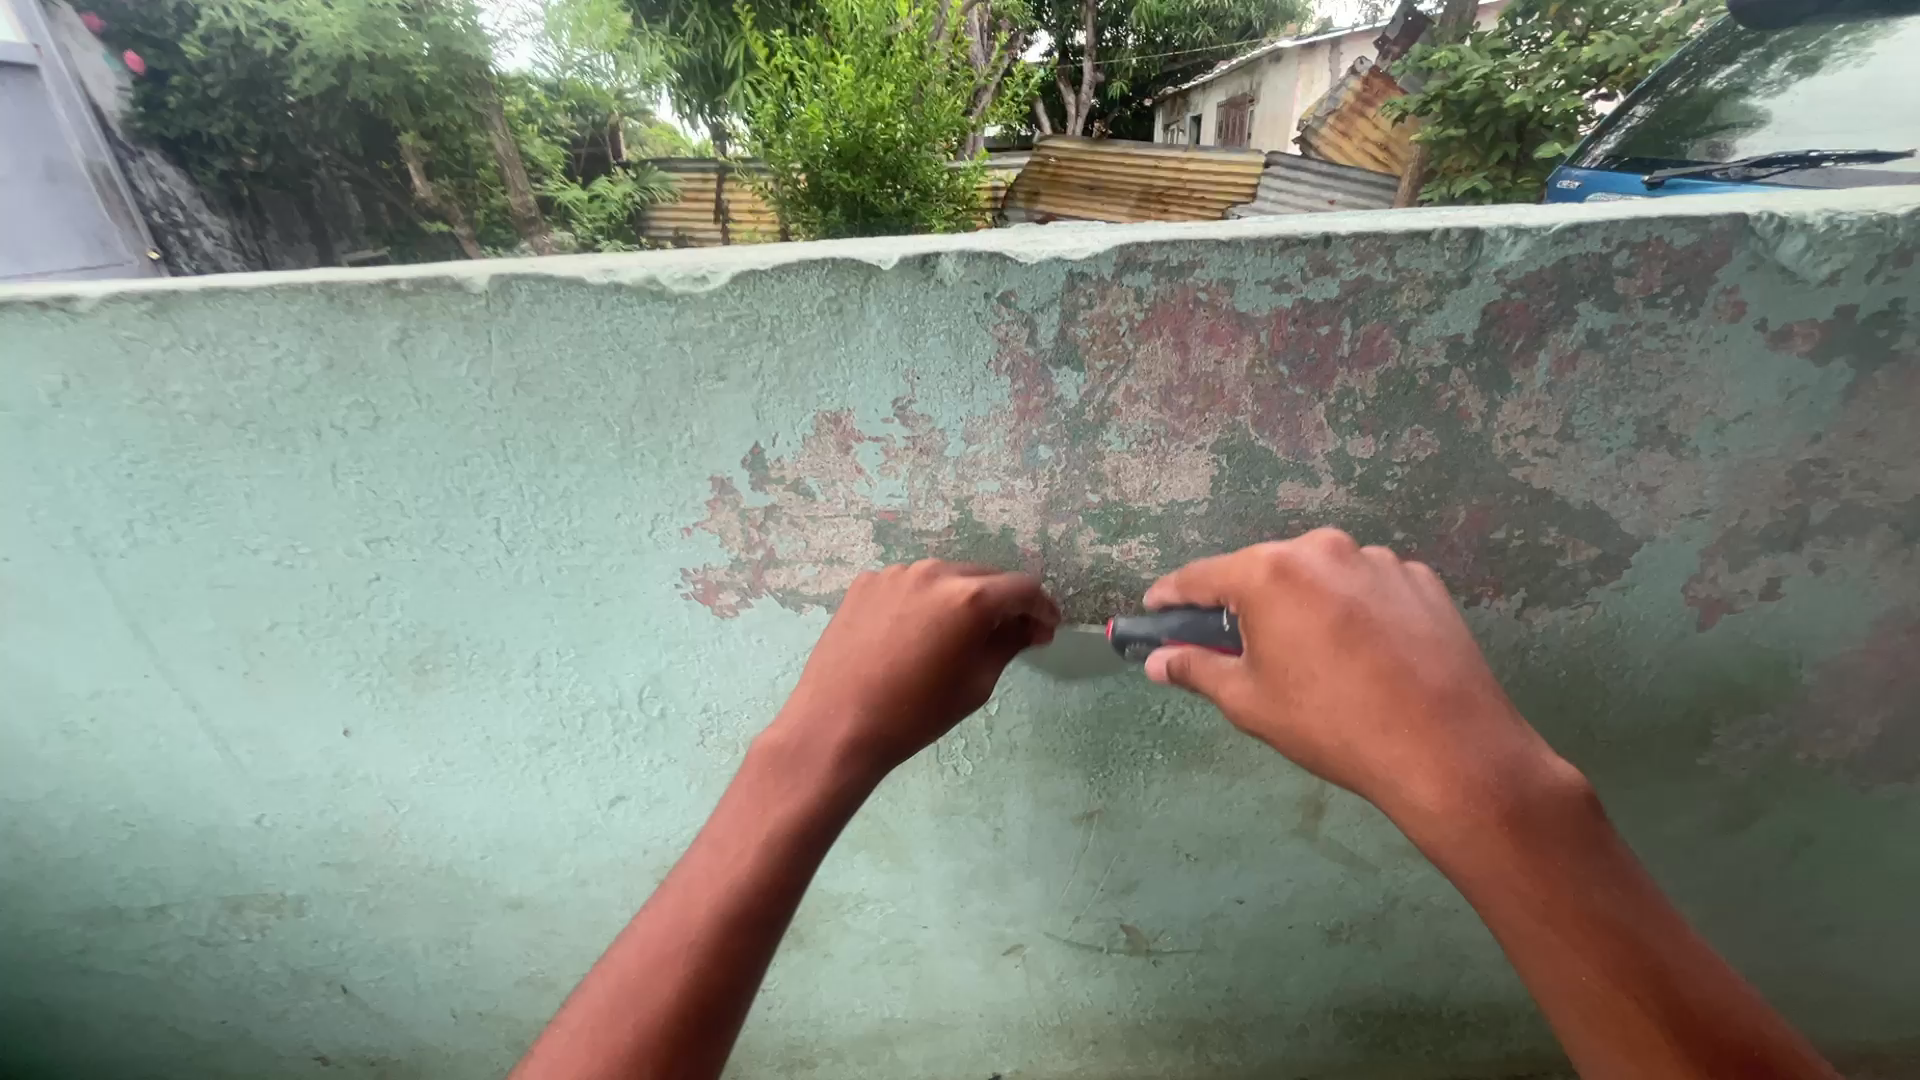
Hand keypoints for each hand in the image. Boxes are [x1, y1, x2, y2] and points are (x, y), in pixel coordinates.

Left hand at [772, 560, 1059, 779]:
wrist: (836, 725)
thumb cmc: (915, 714)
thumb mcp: (976, 684)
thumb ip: (1008, 644)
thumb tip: (1030, 626)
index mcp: (969, 597)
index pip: (1023, 588)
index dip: (1042, 608)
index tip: (1046, 630)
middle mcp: (935, 572)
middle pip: (986, 576)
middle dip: (1004, 602)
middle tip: (1011, 634)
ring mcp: (896, 573)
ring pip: (946, 577)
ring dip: (963, 599)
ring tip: (959, 635)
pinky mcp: (867, 583)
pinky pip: (910, 585)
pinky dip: (925, 602)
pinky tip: (916, 634)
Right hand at [1142, 529, 1577, 833]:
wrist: (1451, 752)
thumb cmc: (1330, 724)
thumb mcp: (1248, 701)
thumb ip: (1194, 669)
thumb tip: (1156, 662)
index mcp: (1268, 573)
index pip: (1199, 577)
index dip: (1171, 596)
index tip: (1155, 609)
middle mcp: (1320, 548)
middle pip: (1260, 570)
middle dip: (1240, 601)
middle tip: (1235, 642)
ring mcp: (1376, 559)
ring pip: (1316, 575)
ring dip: (1299, 602)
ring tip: (1309, 652)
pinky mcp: (1421, 579)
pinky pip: (1364, 585)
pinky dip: (1348, 607)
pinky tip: (1360, 650)